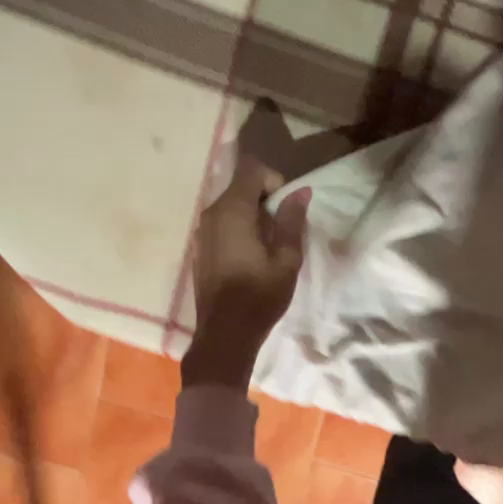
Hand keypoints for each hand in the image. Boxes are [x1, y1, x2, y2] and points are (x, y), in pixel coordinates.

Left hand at [183, 156, 311, 388]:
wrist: (225, 333)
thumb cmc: (260, 297)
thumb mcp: (287, 260)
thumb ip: (292, 221)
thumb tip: (301, 192)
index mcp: (232, 211)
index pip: (252, 170)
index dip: (275, 181)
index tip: (287, 210)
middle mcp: (211, 213)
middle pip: (241, 187)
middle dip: (265, 201)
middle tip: (283, 233)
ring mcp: (202, 231)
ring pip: (232, 206)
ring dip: (253, 217)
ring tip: (269, 249)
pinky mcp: (201, 248)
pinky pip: (223, 225)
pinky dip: (240, 231)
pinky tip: (251, 260)